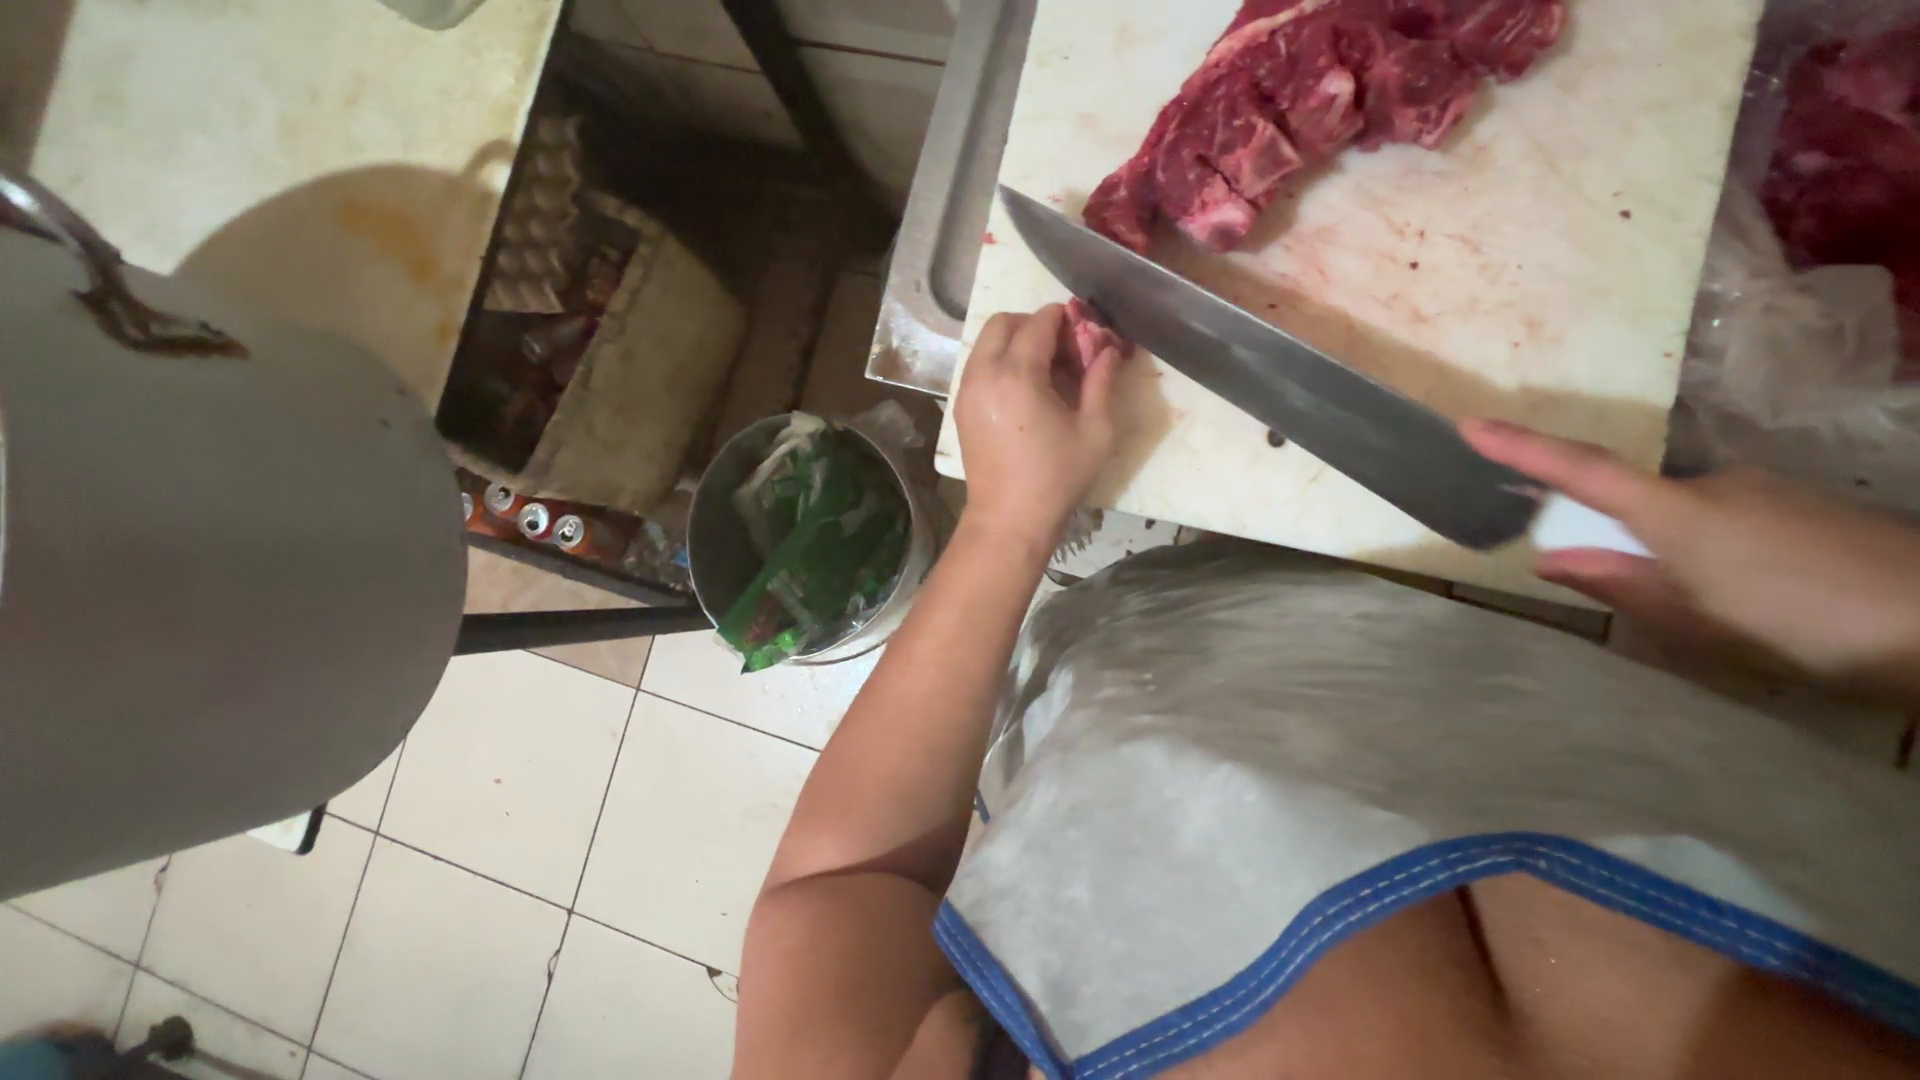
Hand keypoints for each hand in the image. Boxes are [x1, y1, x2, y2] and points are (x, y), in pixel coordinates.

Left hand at [954, 304, 1123, 548]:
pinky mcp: (961, 408)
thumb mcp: (1095, 431)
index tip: (1086, 333)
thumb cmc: (1057, 478)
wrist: (1009, 520)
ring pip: (986, 343)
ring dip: (1015, 343)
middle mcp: (983, 374)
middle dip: (1034, 324)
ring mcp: (966, 391)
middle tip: (1063, 350)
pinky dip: (1000, 363)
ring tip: (1046, 372)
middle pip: (1003, 322)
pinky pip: (979, 366)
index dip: (1065, 320)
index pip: (1039, 323)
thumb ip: (1102, 381)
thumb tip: (1109, 349)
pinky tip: (1026, 392)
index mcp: (1016, 374)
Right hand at [1462, 419, 1919, 699]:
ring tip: (1712, 610)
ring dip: (1667, 550)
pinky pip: (1721, 517)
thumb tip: (1551, 560)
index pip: (1581, 470)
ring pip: (1679, 513)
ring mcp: (1760, 488)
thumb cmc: (1803, 625)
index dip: (1522, 448)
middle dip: (1611, 536)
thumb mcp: (1693, 620)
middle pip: (1631, 498)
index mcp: (1676, 511)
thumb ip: (1616, 583)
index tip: (1470, 426)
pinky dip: (1707, 548)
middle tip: (1633, 588)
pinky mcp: (1798, 503)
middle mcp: (1712, 483)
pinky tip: (1752, 596)